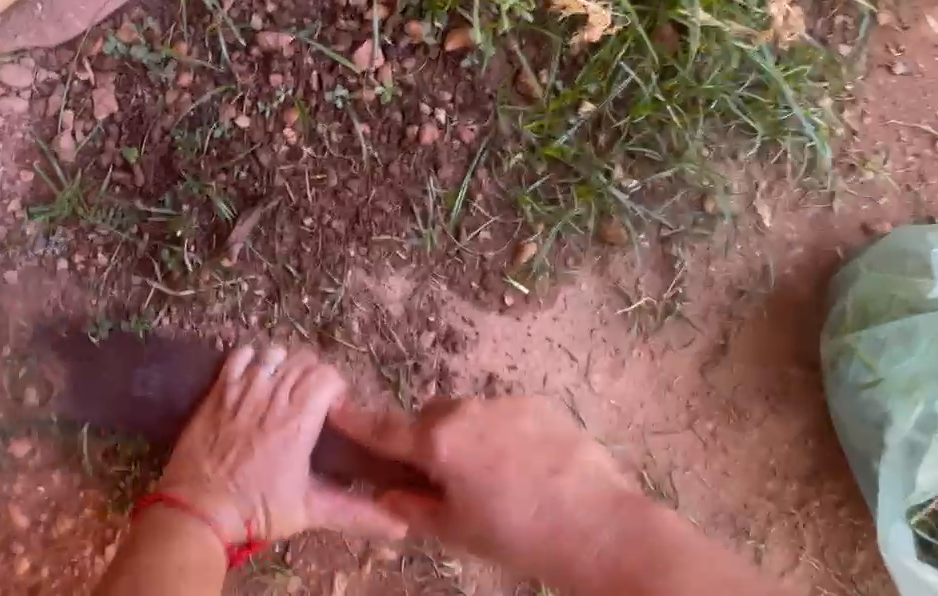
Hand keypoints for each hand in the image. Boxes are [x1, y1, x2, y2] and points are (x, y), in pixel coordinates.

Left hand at [155, 344, 408, 544]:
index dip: (335, 386)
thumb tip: (400, 528)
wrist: (200, 507)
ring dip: (284, 364)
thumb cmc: (256, 509)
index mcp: (299, 419)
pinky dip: (251, 359)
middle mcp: (273, 394)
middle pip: (302, 360)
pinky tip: (255, 376)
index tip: (333, 406)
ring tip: (284, 386)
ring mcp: (243, 387)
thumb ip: (355, 512)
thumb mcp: (309, 511)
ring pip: (273, 353)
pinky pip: (240, 355)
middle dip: (312, 374)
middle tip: (312, 399)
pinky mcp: (219, 388)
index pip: (327, 375)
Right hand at [331, 395, 646, 585]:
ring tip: (500, 477)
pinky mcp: (537, 403)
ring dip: (470, 436)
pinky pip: (506, 414)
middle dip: (430, 441)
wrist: (602, 528)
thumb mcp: (459, 531)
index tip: (335, 407)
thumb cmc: (520, 537)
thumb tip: (384, 495)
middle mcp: (463, 410)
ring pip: (469, 415)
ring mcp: (502, 402)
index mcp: (437, 441)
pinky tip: (530, 467)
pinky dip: (505, 433)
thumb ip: (414, 508)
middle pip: (430, 419)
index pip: (385, 429)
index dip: (357, 421)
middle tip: (449, 479)